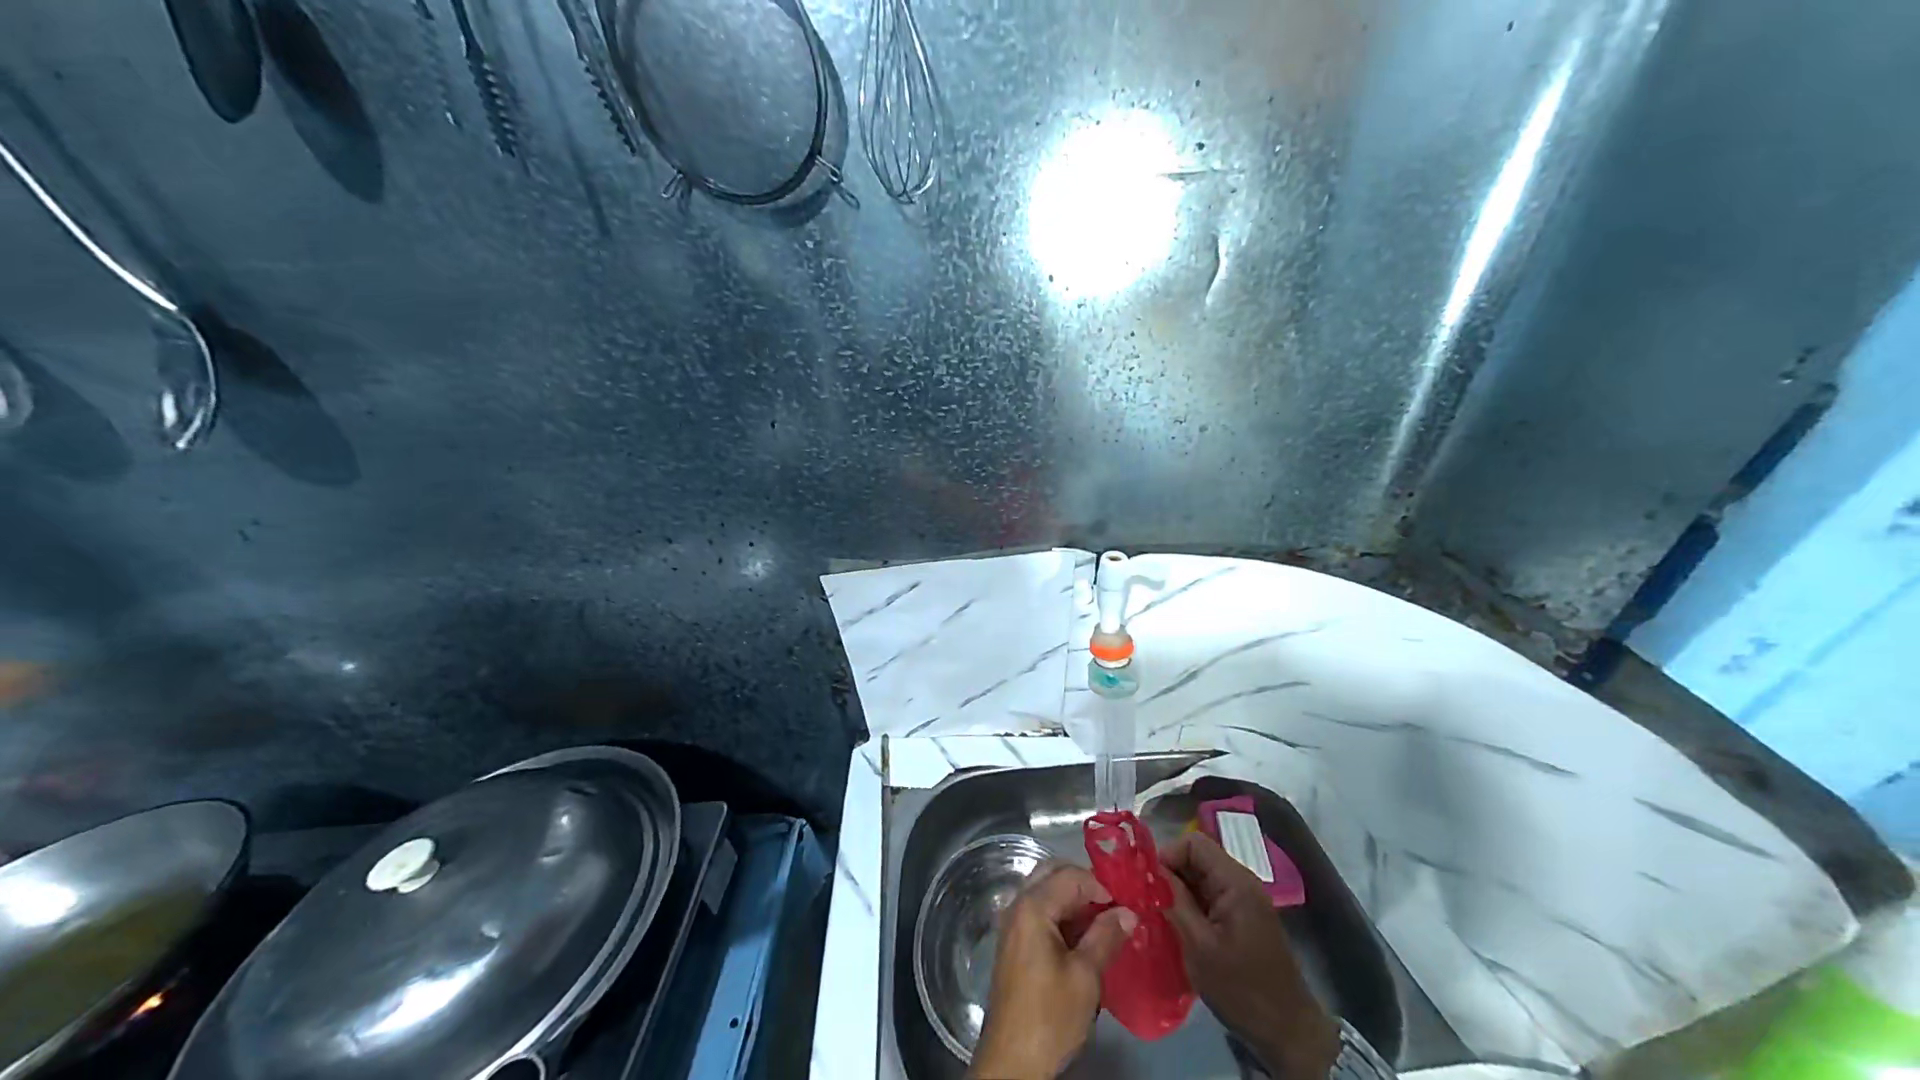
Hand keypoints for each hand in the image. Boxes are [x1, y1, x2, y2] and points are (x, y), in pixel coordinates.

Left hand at [970, 863, 1137, 1078]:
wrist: (1012, 1061)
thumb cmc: (1050, 1016)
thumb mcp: (1086, 976)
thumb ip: (1106, 937)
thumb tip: (1129, 912)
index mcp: (1032, 907)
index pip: (1071, 876)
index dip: (1101, 886)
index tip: (1127, 906)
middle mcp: (1017, 906)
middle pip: (1053, 874)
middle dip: (1085, 885)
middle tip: (1115, 907)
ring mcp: (1013, 924)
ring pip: (1046, 893)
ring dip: (1075, 900)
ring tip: (1106, 923)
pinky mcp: (1015, 944)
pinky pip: (1041, 913)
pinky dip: (1063, 916)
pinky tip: (1086, 938)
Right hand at [1161, 833, 1338, 1079]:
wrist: (1286, 1030)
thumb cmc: (1241, 988)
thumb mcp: (1199, 945)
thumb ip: (1174, 901)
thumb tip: (1149, 870)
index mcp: (1235, 882)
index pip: (1193, 843)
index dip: (1167, 855)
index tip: (1146, 882)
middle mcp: (1241, 883)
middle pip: (1196, 859)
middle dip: (1169, 874)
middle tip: (1145, 899)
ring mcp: (1243, 901)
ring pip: (1200, 878)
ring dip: (1177, 892)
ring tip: (1156, 913)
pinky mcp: (1241, 918)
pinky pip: (1209, 897)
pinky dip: (1190, 906)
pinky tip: (1176, 927)